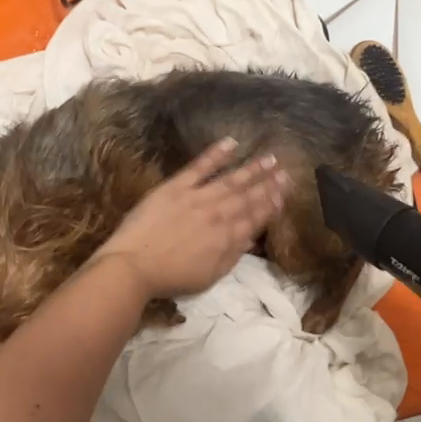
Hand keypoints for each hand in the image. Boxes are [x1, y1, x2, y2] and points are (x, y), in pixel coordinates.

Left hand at [91, 138, 289, 298]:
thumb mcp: (210, 276)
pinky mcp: (176, 187)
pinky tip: (232, 143)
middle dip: (269, 184)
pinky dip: (217, 154)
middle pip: (248, 197)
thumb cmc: (171, 277)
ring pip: (231, 180)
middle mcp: (219, 215)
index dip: (272, 205)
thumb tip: (251, 238)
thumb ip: (232, 255)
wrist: (134, 266)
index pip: (255, 218)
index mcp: (227, 238)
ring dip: (253, 169)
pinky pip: (200, 166)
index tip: (285, 193)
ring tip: (270, 158)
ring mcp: (198, 197)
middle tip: (286, 171)